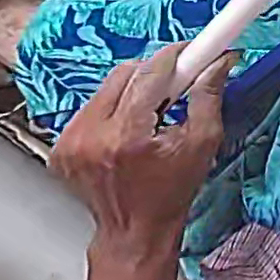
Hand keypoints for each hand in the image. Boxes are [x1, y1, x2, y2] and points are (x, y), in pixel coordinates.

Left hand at [48, 41, 236, 261]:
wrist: (135, 231)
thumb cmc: (172, 192)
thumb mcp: (203, 142)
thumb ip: (209, 96)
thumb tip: (219, 61)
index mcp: (127, 137)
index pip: (151, 72)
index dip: (177, 54)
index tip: (195, 47)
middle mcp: (91, 135)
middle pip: (127, 73)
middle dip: (157, 72)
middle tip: (179, 85)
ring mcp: (70, 141)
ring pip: (108, 85)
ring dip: (136, 87)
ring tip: (154, 112)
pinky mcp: (61, 146)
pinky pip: (93, 104)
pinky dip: (116, 105)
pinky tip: (132, 125)